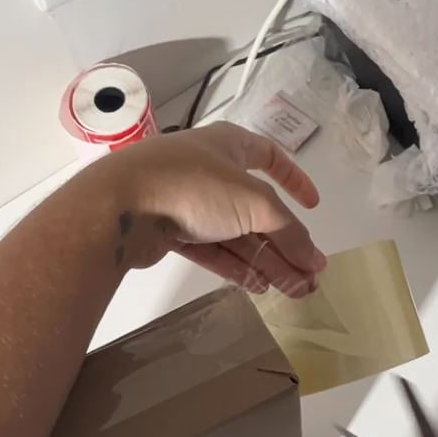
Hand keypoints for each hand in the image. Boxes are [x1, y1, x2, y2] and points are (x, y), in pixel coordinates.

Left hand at [73, 122, 326, 296]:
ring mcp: (187, 201)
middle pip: (257, 210)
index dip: (295, 180)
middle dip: (286, 244)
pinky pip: (211, 250)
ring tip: (293, 291)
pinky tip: (259, 288)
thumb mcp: (255, 203)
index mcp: (229, 145)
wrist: (123, 205)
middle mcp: (209, 170)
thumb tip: (314, 262)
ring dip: (267, 262)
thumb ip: (289, 232)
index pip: (271, 157)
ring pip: (235, 234)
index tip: (314, 206)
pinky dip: (236, 267)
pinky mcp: (168, 231)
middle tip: (309, 275)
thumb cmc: (195, 186)